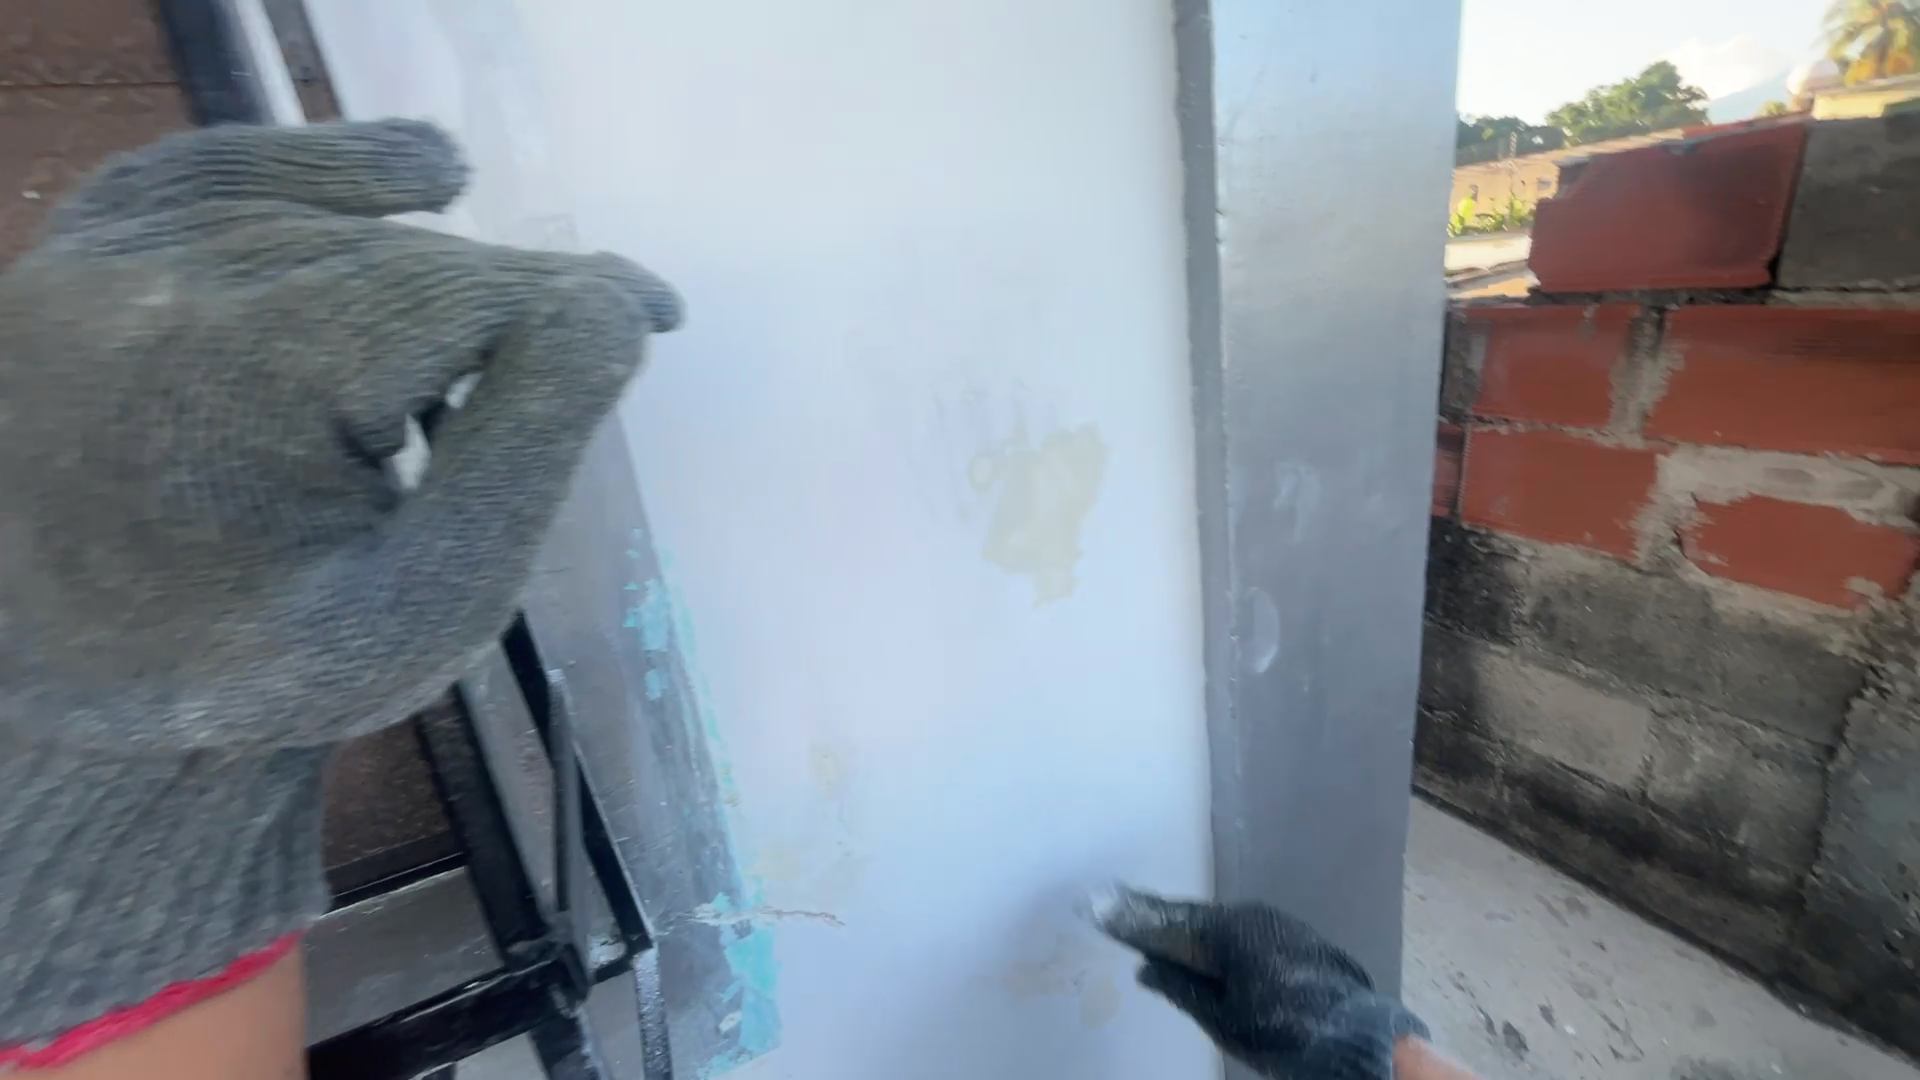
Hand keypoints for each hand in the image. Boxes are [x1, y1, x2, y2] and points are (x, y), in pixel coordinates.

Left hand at [0, 120, 680, 1053]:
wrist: (47, 714)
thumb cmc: (260, 676)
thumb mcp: (437, 587)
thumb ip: (534, 443)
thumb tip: (611, 324)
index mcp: (256, 375)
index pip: (478, 299)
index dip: (590, 303)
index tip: (666, 317)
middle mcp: (170, 289)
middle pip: (428, 263)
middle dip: (545, 299)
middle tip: (637, 324)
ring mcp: (119, 264)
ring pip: (350, 217)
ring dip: (468, 244)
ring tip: (553, 263)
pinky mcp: (104, 269)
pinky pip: (229, 181)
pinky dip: (332, 165)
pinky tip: (418, 166)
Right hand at [1088, 885, 1429, 1079]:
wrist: (1362, 1042)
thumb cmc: (1285, 1035)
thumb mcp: (1224, 1022)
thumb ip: (1181, 989)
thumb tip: (1145, 969)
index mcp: (1225, 931)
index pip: (1167, 920)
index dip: (1133, 917)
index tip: (1100, 904)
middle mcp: (1246, 915)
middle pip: (1191, 917)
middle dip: (1158, 918)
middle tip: (1125, 911)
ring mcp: (1273, 922)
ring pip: (1218, 923)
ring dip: (1189, 929)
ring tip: (1160, 931)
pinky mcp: (1293, 936)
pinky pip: (1241, 930)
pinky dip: (1217, 938)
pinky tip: (1209, 948)